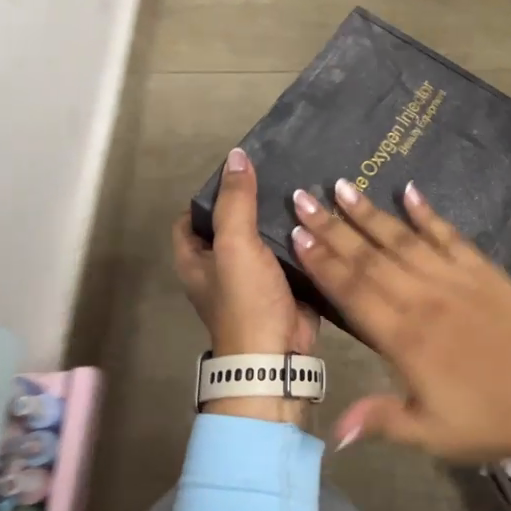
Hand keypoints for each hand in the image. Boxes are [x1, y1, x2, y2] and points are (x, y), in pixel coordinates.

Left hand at [172, 148, 318, 423]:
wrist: (276, 353)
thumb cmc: (245, 299)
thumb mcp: (234, 244)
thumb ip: (236, 201)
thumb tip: (236, 156)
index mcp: (194, 259)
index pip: (192, 215)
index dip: (211, 192)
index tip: (239, 170)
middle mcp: (218, 266)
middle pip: (230, 222)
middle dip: (251, 200)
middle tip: (278, 168)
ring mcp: (252, 277)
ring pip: (262, 236)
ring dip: (278, 216)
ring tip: (303, 182)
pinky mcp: (282, 284)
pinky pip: (288, 252)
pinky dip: (299, 235)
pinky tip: (317, 213)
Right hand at [289, 179, 510, 470]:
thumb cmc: (483, 421)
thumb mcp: (428, 433)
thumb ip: (378, 420)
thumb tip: (331, 430)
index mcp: (405, 339)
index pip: (353, 292)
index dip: (323, 262)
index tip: (298, 235)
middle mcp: (425, 300)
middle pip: (370, 258)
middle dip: (333, 228)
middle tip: (303, 198)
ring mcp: (456, 280)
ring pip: (405, 240)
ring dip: (371, 213)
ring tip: (342, 186)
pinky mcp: (484, 271)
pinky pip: (451, 236)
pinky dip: (429, 214)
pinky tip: (410, 192)